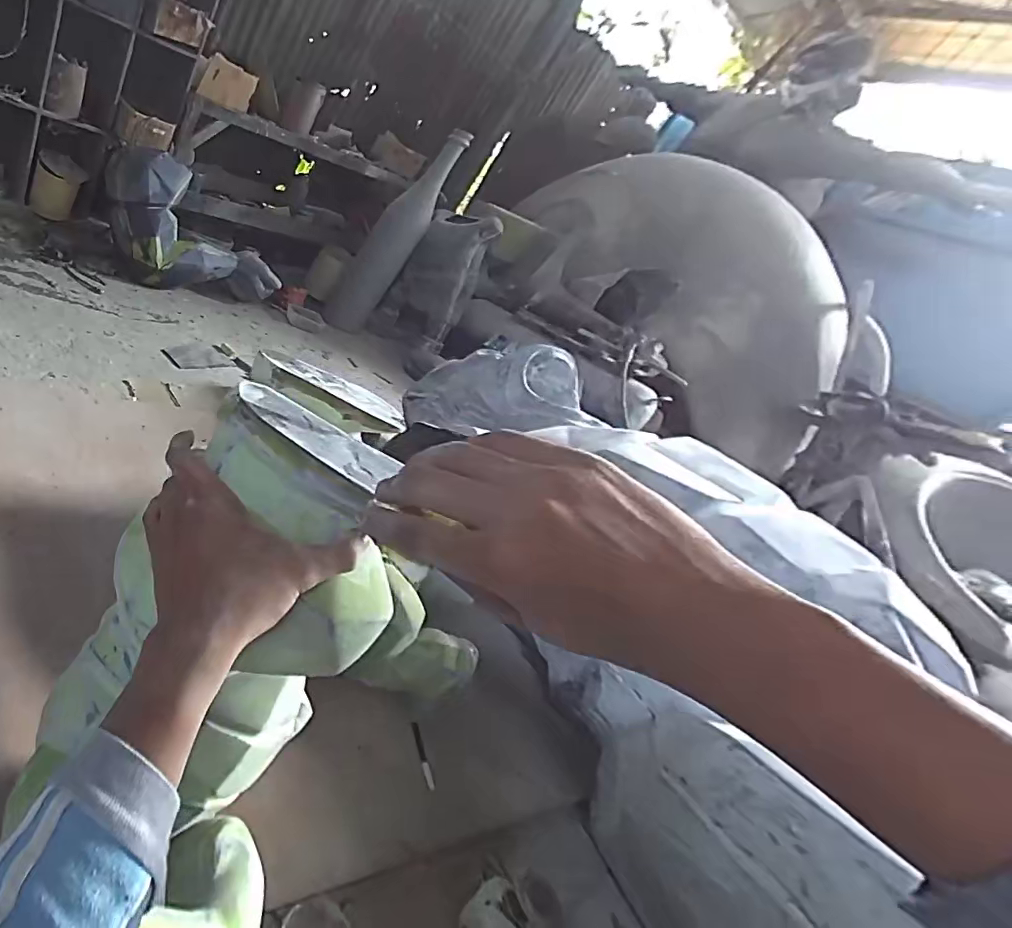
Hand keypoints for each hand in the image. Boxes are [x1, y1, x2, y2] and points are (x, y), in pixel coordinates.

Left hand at [142, 431, 362, 660]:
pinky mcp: (153, 556)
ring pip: (163, 499)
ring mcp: (161, 532)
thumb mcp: (297, 570)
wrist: (199, 632)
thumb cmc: (245, 590)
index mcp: (206, 498)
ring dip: (176, 496)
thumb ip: (332, 554)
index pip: (183, 457)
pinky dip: (164, 518)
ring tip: (197, 503)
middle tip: (210, 478)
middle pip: (175, 478)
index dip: (183, 443)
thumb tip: (365, 540)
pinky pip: (154, 523)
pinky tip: (181, 531)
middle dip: (189, 473)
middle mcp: (178, 507)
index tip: (192, 438)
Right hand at [359, 431, 782, 679]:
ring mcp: (546, 477)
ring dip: (428, 460)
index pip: (416, 529)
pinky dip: (476, 448)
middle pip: (428, 481)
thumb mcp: (525, 617)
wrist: (702, 609)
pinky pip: (507, 441)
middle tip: (386, 492)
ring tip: (419, 469)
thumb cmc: (609, 628)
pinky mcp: (576, 461)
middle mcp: (513, 509)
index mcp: (498, 558)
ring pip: (461, 452)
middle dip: (395, 486)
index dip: (382, 523)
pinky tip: (470, 457)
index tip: (368, 519)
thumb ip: (472, 578)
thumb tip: (438, 550)